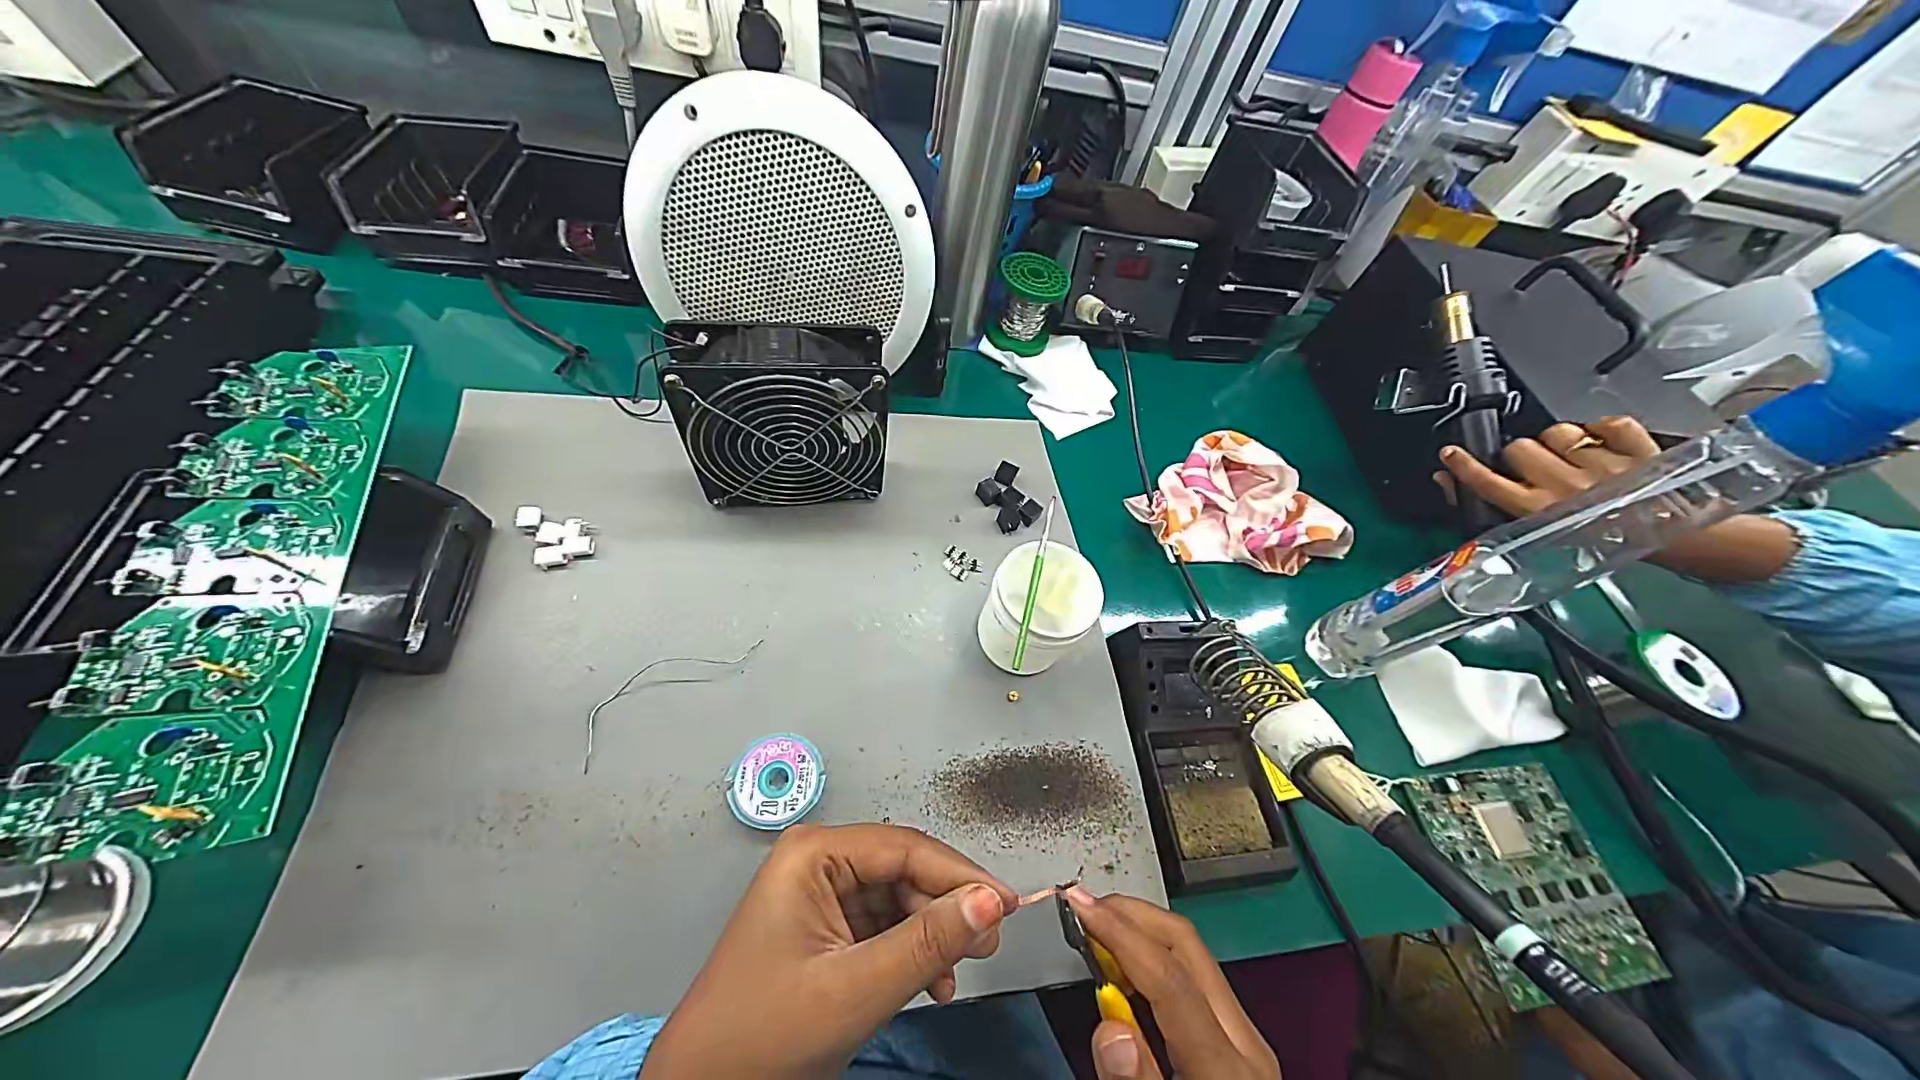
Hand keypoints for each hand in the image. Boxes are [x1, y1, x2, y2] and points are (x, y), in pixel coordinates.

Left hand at [643, 823, 1018, 1079]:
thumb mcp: (855, 989)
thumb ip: (927, 941)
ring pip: (899, 898)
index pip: (906, 847)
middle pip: (904, 870)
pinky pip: (883, 924)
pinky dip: (911, 950)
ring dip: (932, 933)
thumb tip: (991, 901)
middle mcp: (818, 861)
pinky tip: (930, 981)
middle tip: (987, 944)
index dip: (961, 874)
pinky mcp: (825, 926)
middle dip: (947, 907)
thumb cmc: (764, 1036)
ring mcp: (820, 893)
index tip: (1007, 904)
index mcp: (814, 854)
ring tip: (956, 971)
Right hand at [1065, 887, 1279, 1079]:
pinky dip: (1151, 957)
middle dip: (1130, 914)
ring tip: (1094, 930)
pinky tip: (1122, 970)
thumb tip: (1110, 1026)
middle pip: (1187, 947)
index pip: (1170, 979)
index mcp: (1229, 1072)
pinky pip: (1192, 978)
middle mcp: (1246, 1045)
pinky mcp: (1238, 1046)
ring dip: (1140, 929)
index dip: (1118, 932)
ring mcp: (1247, 1042)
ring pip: (1192, 955)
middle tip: (1082, 906)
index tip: (1076, 904)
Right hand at [1435, 415, 1796, 583]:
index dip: (1463, 466)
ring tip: (1578, 457)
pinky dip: (1606, 428)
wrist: (1685, 540)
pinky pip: (1607, 423)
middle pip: (1518, 448)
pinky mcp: (1638, 449)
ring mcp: (1602, 466)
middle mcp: (1565, 486)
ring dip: (1562, 440)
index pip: (1486, 482)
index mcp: (1538, 510)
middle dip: (1524, 453)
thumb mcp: (1544, 529)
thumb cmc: (1611, 539)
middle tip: (1541, 467)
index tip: (1451, 453)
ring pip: (1557, 432)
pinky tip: (1608, 444)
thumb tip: (1453, 480)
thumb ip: (1502, 500)